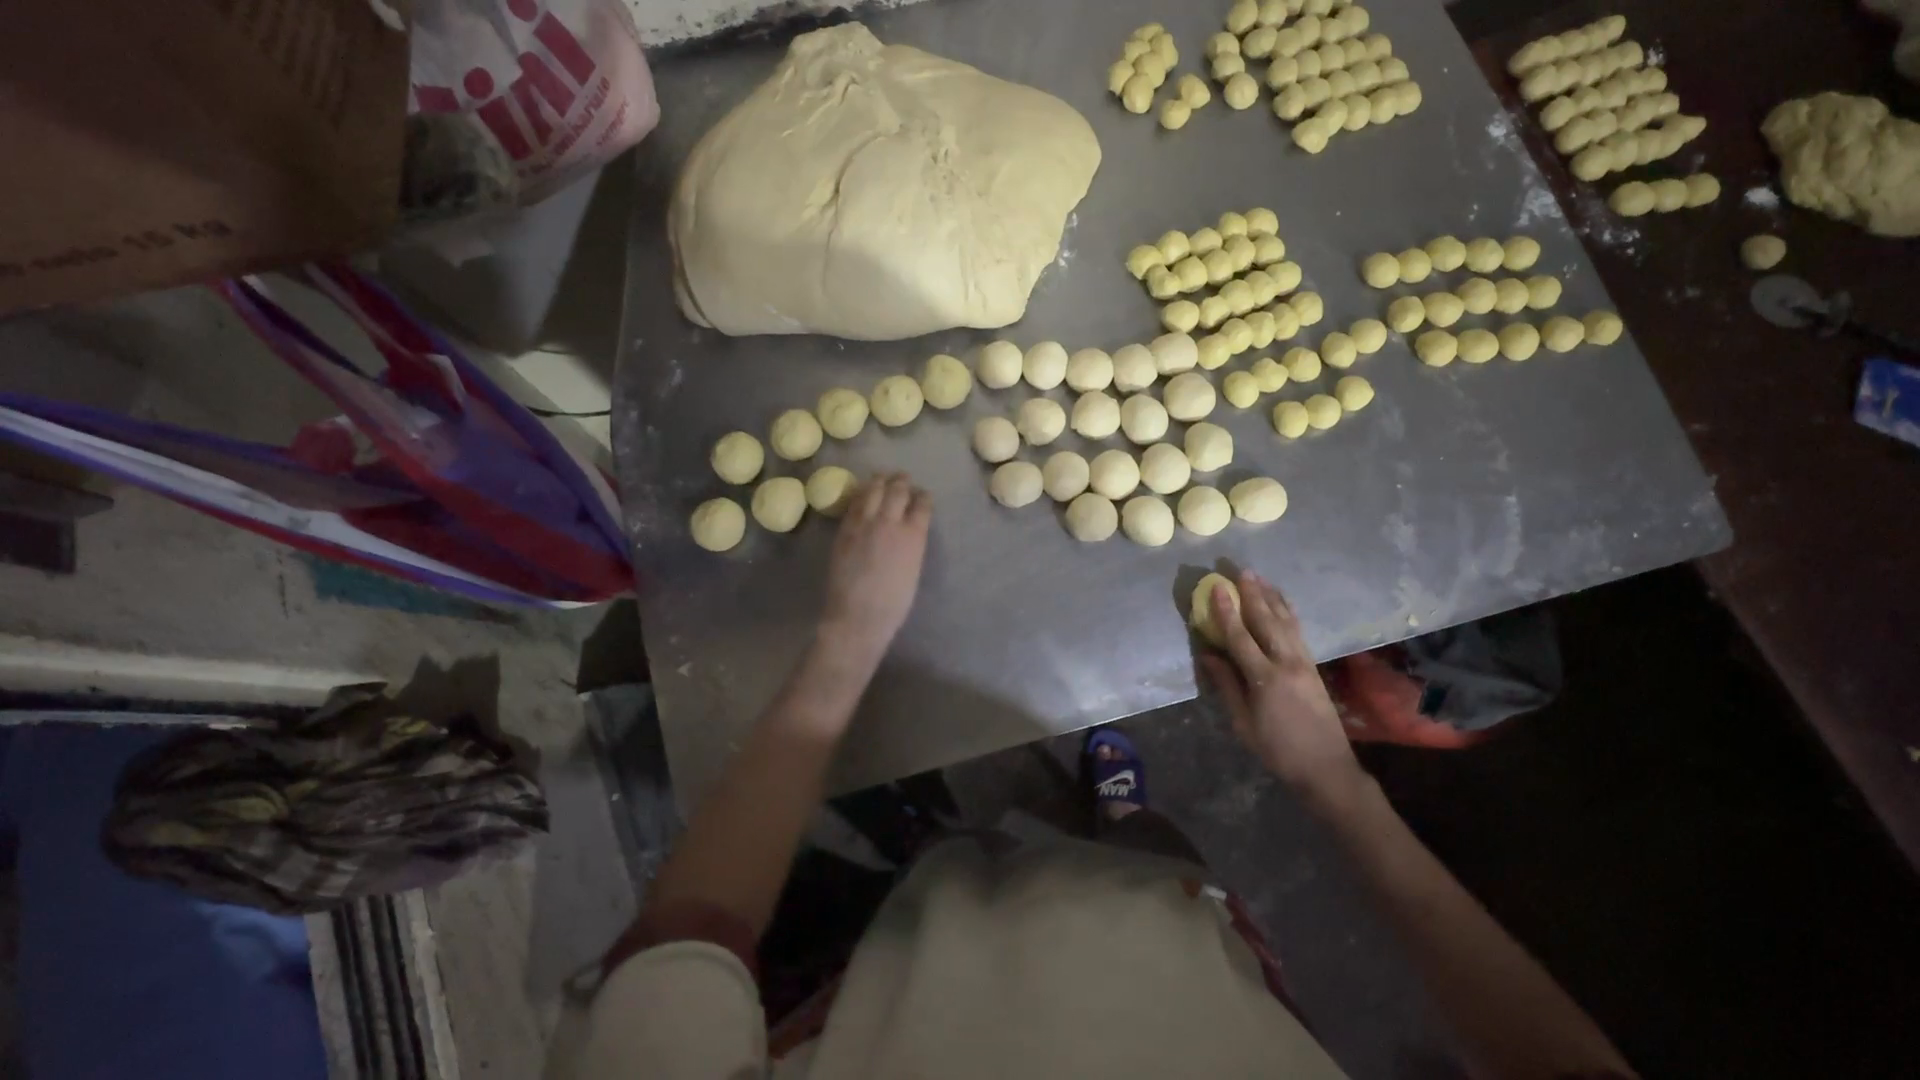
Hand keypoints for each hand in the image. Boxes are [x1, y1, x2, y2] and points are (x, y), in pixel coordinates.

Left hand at [819, 472, 930, 662]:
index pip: (922, 504)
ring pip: (873, 491)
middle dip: (902, 481)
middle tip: (902, 477)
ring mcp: (865, 523)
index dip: (923, 497)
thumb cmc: (893, 603)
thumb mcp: (913, 570)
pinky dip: (861, 495)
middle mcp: (890, 522)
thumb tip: (909, 533)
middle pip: (898, 490)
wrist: (859, 615)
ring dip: (880, 481)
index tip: (922, 495)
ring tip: (882, 476)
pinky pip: (854, 504)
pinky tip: (863, 493)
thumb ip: (912, 546)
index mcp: (914, 536)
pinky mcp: (845, 529)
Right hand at [1199, 571, 1368, 812]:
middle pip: (1266, 621)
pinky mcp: (1313, 666)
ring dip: (1271, 597)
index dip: (1226, 611)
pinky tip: (1281, 601)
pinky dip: (1287, 611)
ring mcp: (1304, 662)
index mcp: (1265, 679)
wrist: (1325, 766)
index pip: (1240, 637)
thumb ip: (1226, 686)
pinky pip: (1297, 630)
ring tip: (1258, 577)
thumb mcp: (1243, 723)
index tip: (1216, 586)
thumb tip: (1208, 655)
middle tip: (1237, 569)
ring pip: (1285, 621)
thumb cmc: (1277, 750)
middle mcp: (1287, 663)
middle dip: (1252, 594)